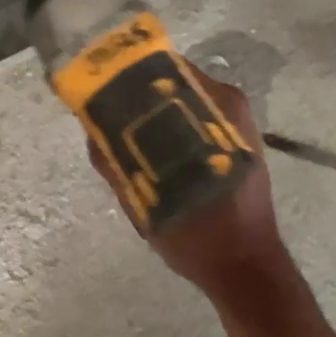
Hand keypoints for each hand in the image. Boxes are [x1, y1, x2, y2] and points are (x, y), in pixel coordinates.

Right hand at [89, 67, 289, 300]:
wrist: (245, 268)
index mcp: (214, 104)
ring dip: (156, 115)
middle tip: (110, 118)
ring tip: (129, 140)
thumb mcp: (141, 196)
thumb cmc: (197, 233)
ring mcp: (237, 123)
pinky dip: (174, 130)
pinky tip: (154, 156)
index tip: (102, 90)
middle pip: (172, 83)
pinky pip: (198, 122)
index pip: (161, 68)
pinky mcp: (239, 142)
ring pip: (183, 103)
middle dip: (140, 96)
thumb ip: (112, 156)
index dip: (128, 76)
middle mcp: (229, 104)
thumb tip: (91, 123)